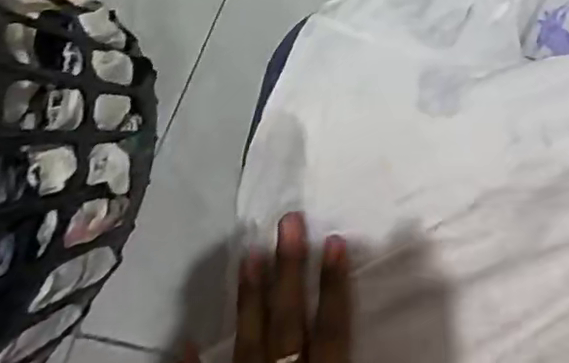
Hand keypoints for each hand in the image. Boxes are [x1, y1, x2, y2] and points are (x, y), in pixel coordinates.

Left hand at [184, 211, 351, 362]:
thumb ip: (362, 358)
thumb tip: (382, 330)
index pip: (331, 327)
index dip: (334, 284)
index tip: (333, 239)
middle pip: (288, 322)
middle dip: (289, 270)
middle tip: (289, 221)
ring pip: (249, 343)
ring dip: (250, 299)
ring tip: (249, 255)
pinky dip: (194, 362)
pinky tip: (186, 339)